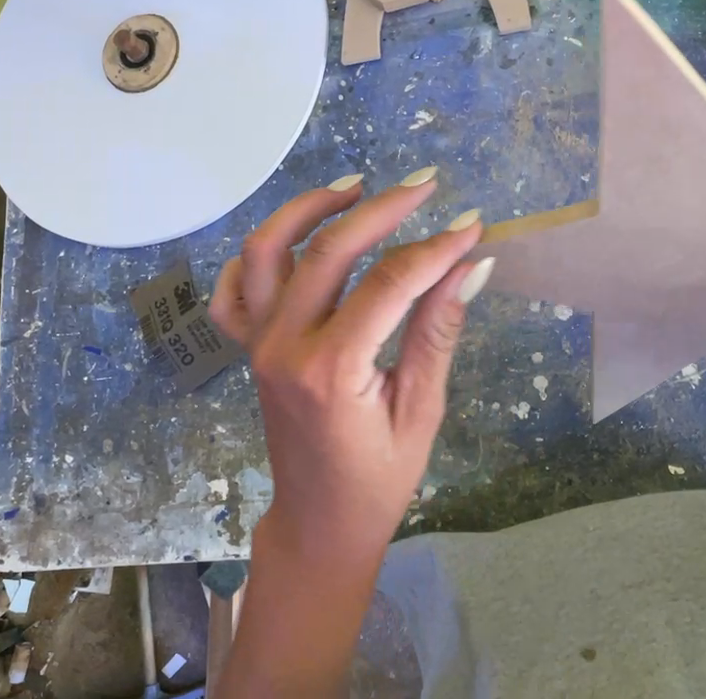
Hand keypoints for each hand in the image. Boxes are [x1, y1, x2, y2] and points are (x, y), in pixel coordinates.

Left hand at [210, 167, 492, 563]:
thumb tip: (470, 266)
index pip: (389, 284)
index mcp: (333, 370)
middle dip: (382, 210)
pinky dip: (256, 256)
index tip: (471, 225)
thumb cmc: (378, 479)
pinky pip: (234, 290)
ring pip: (266, 251)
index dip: (434, 248)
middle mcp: (285, 346)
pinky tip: (293, 239)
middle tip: (424, 184)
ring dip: (307, 209)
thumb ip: (438, 332)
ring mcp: (258, 342)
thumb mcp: (420, 410)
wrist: (318, 522)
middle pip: (329, 251)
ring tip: (355, 187)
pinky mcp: (249, 346)